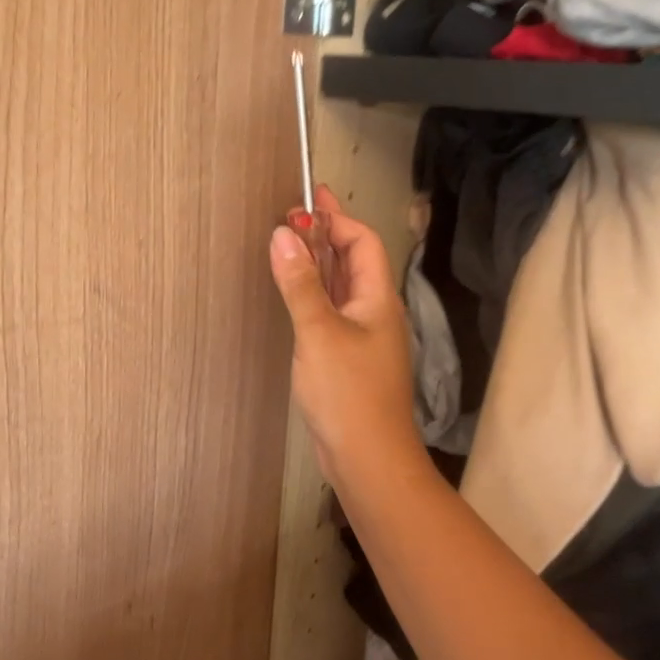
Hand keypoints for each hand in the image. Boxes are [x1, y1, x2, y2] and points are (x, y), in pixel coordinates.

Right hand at [269, 186, 422, 481]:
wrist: (368, 458)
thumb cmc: (348, 392)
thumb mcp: (318, 332)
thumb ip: (300, 283)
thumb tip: (282, 233)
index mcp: (377, 299)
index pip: (363, 242)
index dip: (337, 218)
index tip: (307, 200)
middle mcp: (375, 312)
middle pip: (354, 261)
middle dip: (327, 234)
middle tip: (295, 213)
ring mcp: (363, 338)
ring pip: (342, 287)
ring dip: (319, 263)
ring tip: (290, 243)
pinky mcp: (349, 360)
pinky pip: (333, 311)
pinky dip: (315, 293)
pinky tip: (295, 294)